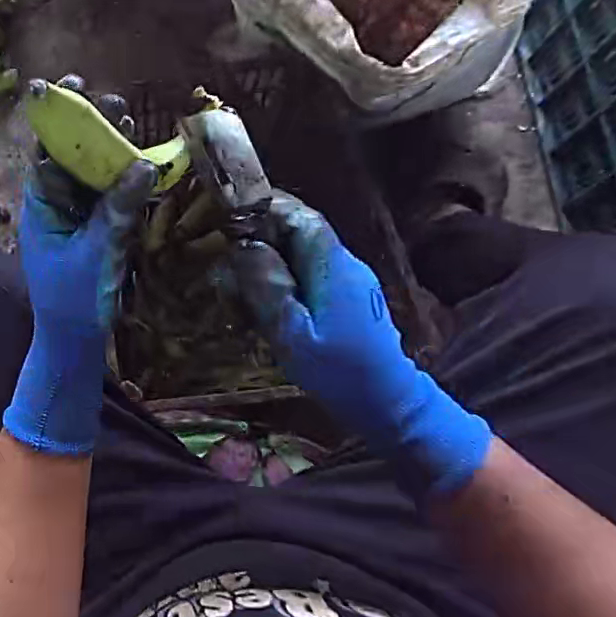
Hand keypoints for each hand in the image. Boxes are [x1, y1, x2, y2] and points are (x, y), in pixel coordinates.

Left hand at [5, 81, 155, 455]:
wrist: (75, 340)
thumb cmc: (73, 300)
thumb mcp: (95, 254)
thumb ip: (117, 211)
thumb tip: (143, 167)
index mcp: (41, 206)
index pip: (48, 154)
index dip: (59, 120)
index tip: (70, 88)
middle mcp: (58, 205)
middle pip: (73, 157)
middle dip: (91, 129)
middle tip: (114, 103)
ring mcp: (79, 216)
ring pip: (94, 173)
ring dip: (111, 149)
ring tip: (128, 120)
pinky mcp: (99, 227)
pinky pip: (111, 195)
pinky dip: (125, 179)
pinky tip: (142, 160)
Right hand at [234, 192, 490, 493]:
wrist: (390, 406)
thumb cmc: (341, 372)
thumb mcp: (293, 334)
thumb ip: (267, 286)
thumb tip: (243, 245)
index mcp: (333, 264)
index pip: (299, 216)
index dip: (264, 210)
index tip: (231, 220)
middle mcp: (343, 264)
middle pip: (295, 234)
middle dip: (258, 243)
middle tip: (225, 266)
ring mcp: (346, 282)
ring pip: (298, 257)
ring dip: (265, 268)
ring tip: (238, 296)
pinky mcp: (344, 300)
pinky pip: (306, 277)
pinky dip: (279, 285)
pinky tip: (261, 310)